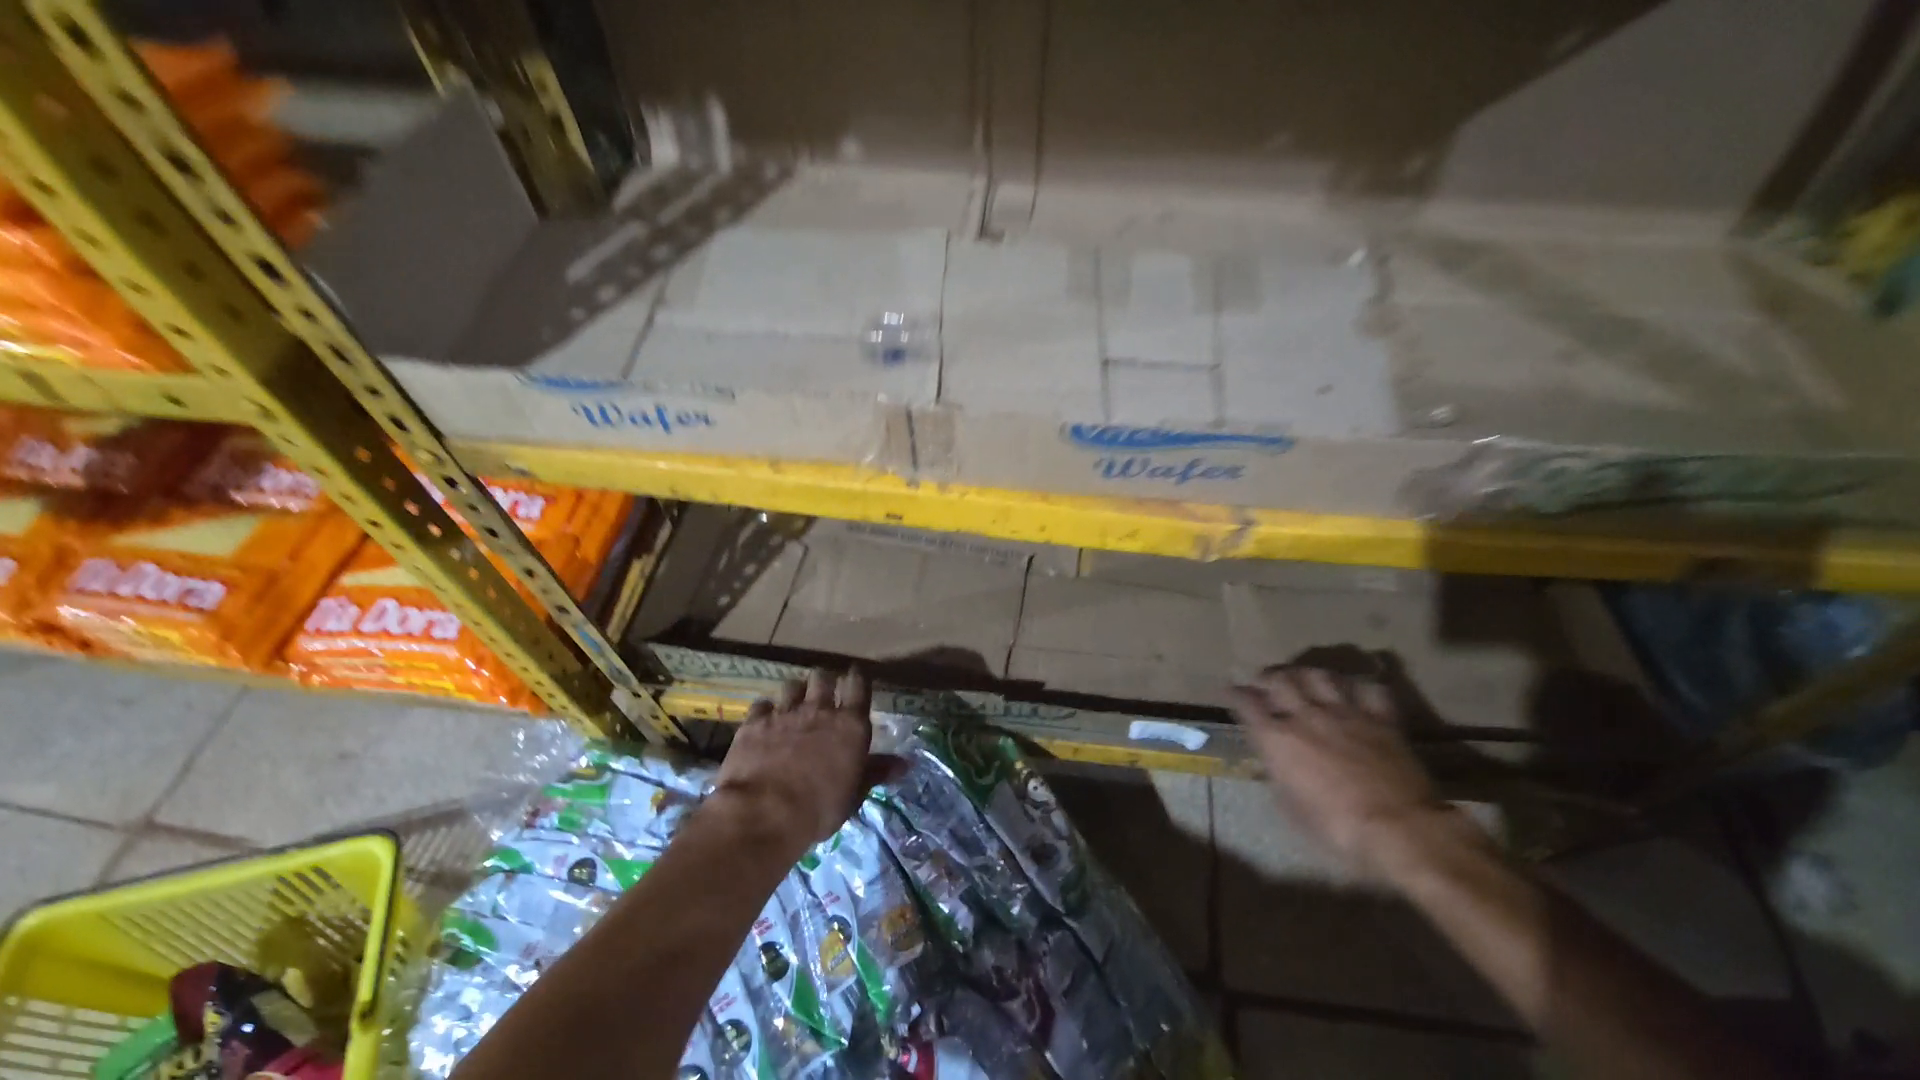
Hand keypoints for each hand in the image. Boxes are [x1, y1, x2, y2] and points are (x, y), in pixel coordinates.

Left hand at [713, 668, 887, 859]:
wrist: (765, 813)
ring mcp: (784, 714)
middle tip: (823, 692)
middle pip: (822, 677)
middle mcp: (818, 711)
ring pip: (791, 685)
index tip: (855, 676)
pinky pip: (761, 704)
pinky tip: (764, 721)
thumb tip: (905, 763)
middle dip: (823, 681)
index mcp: (849, 725)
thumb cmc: (819, 808)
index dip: (857, 678)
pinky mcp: (754, 723)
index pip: (858, 685)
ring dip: (795, 692)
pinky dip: (765, 710)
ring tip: (794, 703)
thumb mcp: (854, 794)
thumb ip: (876, 772)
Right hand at [1230, 666, 1445, 880]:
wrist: (1396, 826)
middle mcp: (1306, 717)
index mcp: (1277, 740)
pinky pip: (1369, 689)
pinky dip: (1357, 685)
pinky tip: (1353, 688)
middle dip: (1267, 676)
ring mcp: (1346, 713)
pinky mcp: (1381, 719)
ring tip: (1302, 676)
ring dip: (1306, 673)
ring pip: (1320, 676)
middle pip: (1280, 680)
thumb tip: (1274, 767)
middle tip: (1263, 679)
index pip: (1246, 704)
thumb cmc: (1336, 829)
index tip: (1229, 689)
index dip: (1235, 693)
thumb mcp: (1291, 811)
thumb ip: (1279, 779)